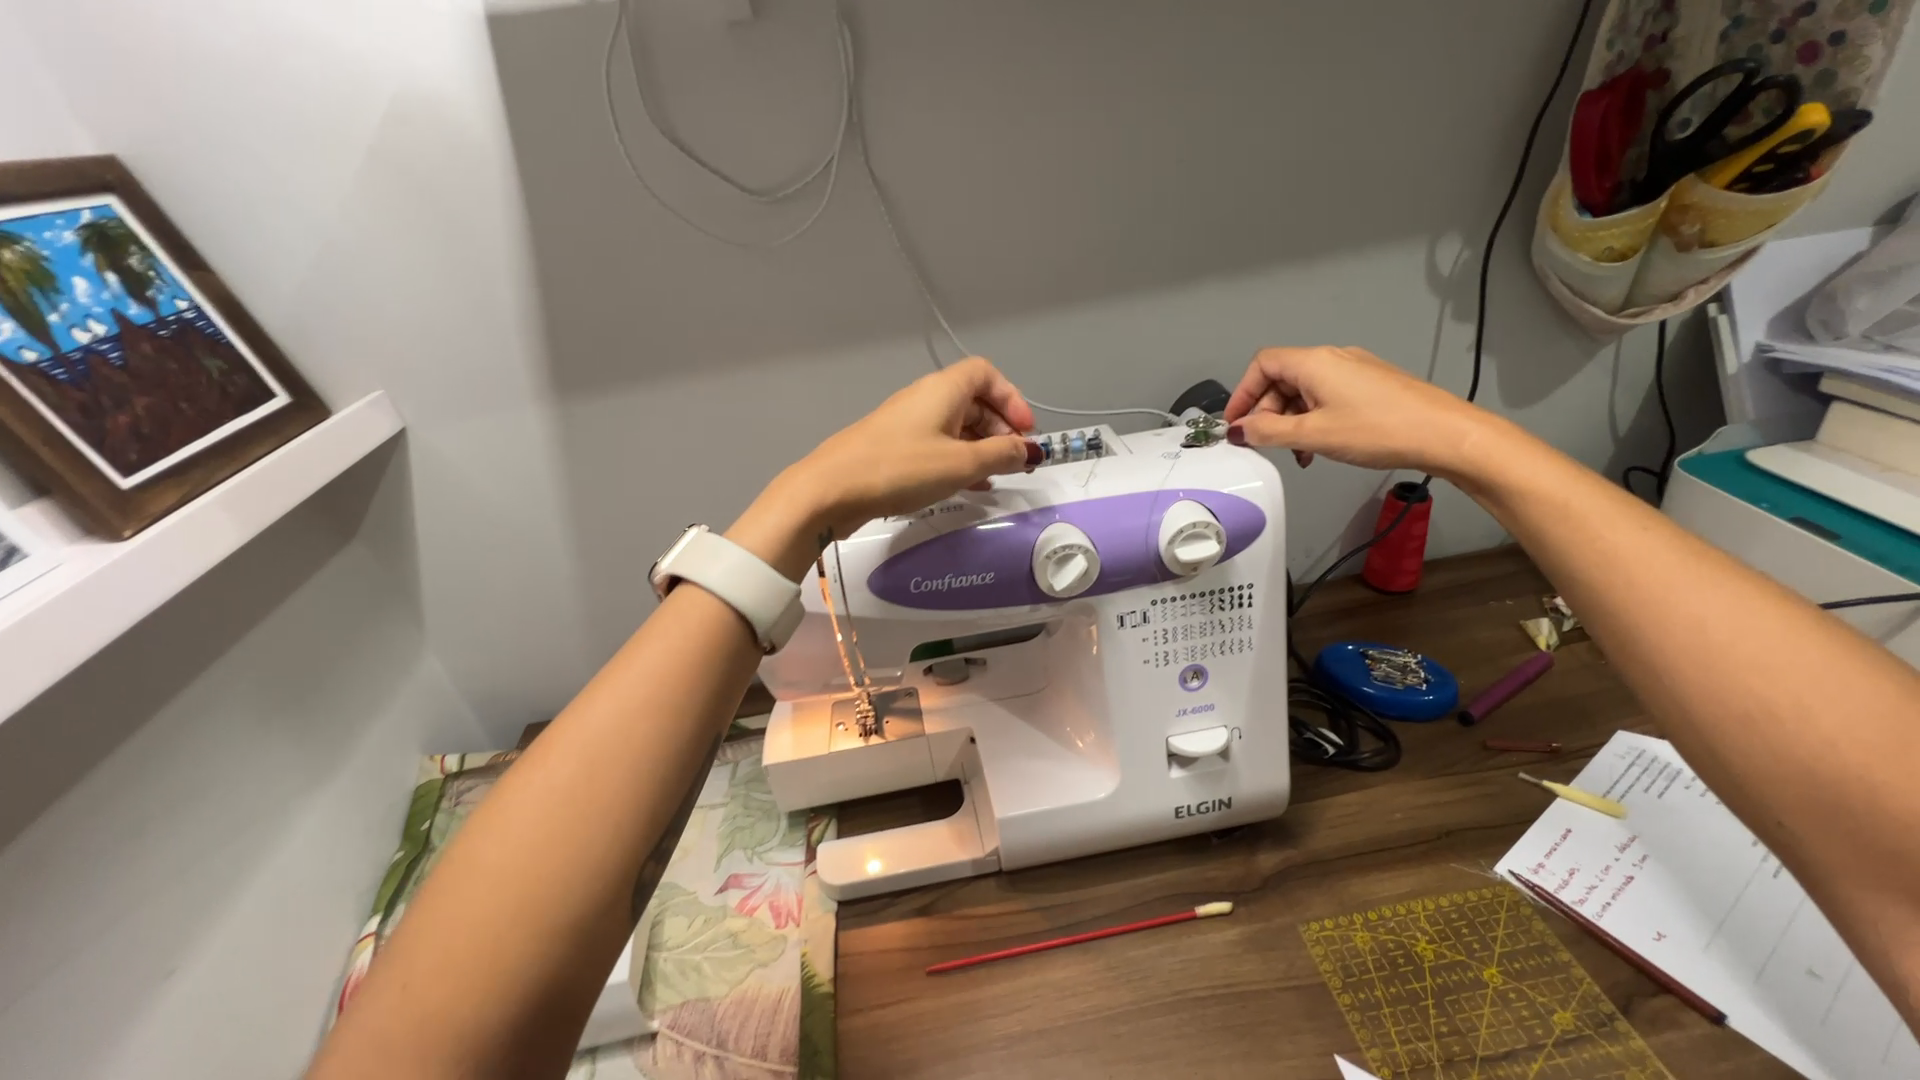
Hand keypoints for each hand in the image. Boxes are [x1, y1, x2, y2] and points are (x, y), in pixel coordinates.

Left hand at [729, 357, 1040, 578]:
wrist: (831, 489)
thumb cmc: (901, 469)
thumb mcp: (961, 464)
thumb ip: (1001, 455)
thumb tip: (1028, 450)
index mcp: (943, 390)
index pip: (986, 375)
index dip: (1011, 399)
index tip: (1025, 432)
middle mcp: (925, 398)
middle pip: (973, 401)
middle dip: (999, 428)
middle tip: (1014, 460)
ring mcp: (906, 423)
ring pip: (955, 426)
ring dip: (979, 448)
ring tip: (995, 477)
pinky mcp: (893, 447)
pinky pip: (936, 445)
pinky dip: (957, 460)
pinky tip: (966, 486)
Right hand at [1223, 346, 1504, 478]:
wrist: (1446, 434)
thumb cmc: (1376, 430)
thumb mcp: (1313, 435)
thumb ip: (1269, 432)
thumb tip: (1239, 430)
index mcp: (1314, 362)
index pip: (1262, 365)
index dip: (1242, 393)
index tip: (1235, 425)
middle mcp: (1333, 358)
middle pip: (1282, 379)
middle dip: (1267, 412)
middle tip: (1265, 445)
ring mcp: (1355, 370)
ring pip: (1305, 391)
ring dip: (1291, 421)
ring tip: (1297, 454)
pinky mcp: (1372, 386)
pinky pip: (1328, 397)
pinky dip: (1314, 420)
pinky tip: (1320, 447)